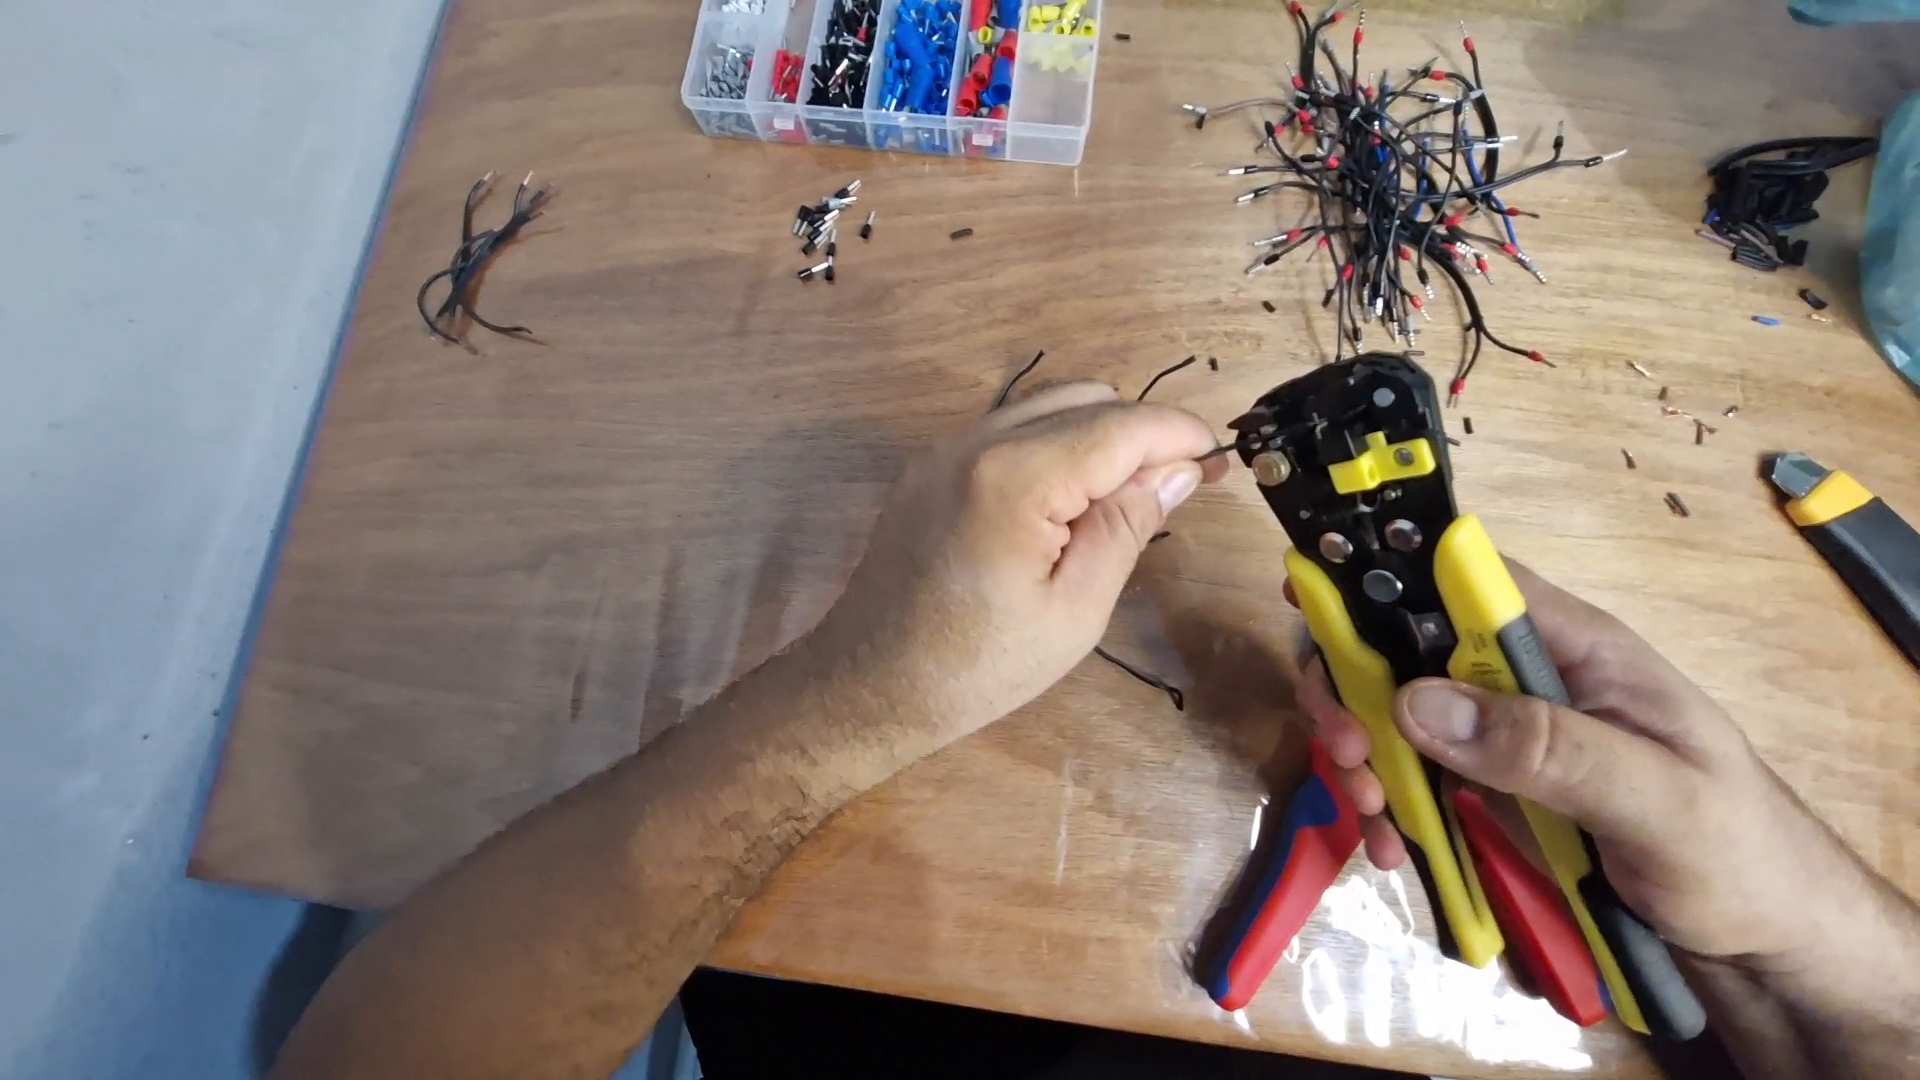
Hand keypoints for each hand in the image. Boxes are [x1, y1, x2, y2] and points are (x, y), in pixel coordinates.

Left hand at [805, 381, 1227, 747]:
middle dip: (1141, 435)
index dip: (1178, 434)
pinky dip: (1052, 447)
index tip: (1215, 461)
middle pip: (1086, 401)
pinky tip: (1062, 502)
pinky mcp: (929, 466)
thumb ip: (1126, 527)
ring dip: (1097, 436)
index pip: (1120, 425)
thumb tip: (1176, 470)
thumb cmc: (977, 667)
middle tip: (1172, 490)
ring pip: (1046, 408)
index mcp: (1016, 478)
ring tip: (1119, 500)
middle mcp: (976, 441)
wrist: (869, 683)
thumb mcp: (1074, 611)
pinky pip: (1008, 430)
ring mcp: (945, 448)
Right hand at [1292, 562, 1884, 966]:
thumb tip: (1417, 700)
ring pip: (1383, 707)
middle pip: (1397, 644)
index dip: (1382, 576)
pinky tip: (1389, 843)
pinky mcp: (1469, 774)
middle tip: (1344, 747)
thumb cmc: (1738, 858)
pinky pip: (1398, 767)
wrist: (1758, 944)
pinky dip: (1379, 801)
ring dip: (1357, 751)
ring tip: (1371, 811)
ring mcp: (1485, 725)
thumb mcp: (1658, 801)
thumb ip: (1547, 746)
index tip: (1311, 598)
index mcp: (1564, 645)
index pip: (1461, 582)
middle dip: (1351, 689)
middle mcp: (1511, 672)